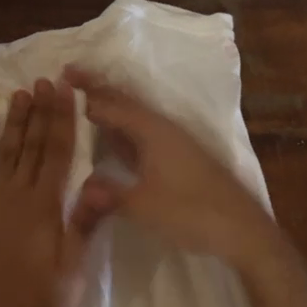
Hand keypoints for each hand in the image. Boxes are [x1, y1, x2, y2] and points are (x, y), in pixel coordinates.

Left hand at [0, 78, 100, 306]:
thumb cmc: (36, 297)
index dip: (62, 118)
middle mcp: (17, 191)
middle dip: (39, 110)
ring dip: (13, 119)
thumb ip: (84, 223)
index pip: (57, 151)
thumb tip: (104, 183)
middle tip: (43, 79)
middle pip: (31, 143)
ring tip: (19, 92)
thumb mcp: (71, 269)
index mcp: (45, 204)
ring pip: (5, 148)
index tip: (64, 89)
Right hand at [65, 66, 279, 267]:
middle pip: (123, 99)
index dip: (86, 89)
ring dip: (110, 103)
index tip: (61, 75)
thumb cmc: (192, 212)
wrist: (244, 231)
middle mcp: (161, 126)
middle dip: (97, 87)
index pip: (110, 102)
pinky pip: (141, 128)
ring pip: (134, 112)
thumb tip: (79, 189)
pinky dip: (122, 122)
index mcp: (150, 129)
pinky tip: (114, 133)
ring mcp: (173, 140)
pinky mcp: (179, 155)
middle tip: (70, 75)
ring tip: (85, 98)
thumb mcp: (144, 207)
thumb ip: (108, 195)